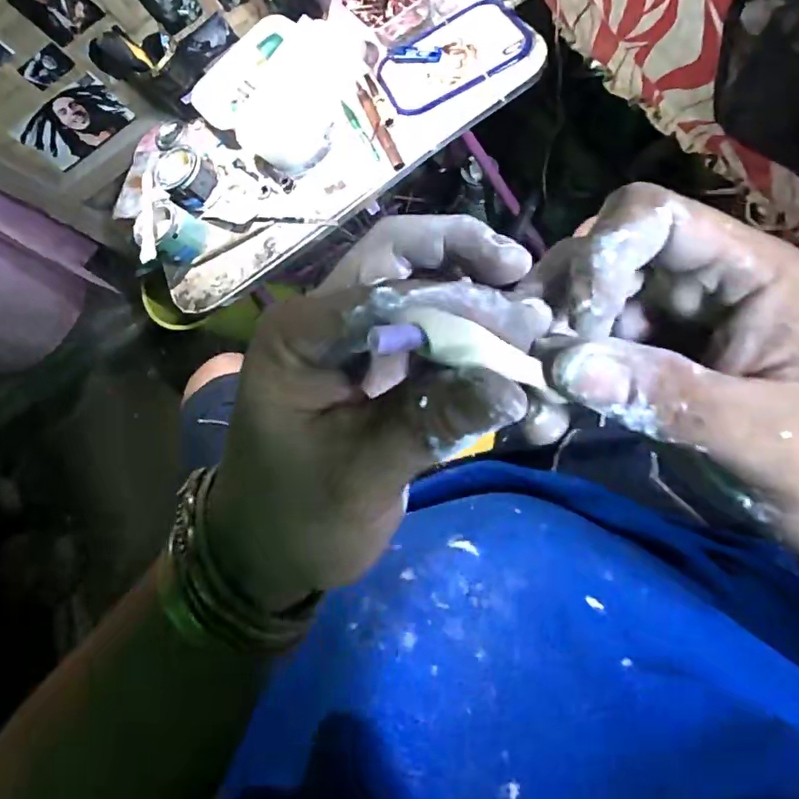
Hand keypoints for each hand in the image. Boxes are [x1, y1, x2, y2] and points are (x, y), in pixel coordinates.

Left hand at [204, 218, 549, 609]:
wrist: (267, 542)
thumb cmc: (295, 513)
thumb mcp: (359, 477)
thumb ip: (427, 425)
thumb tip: (512, 386)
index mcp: (298, 334)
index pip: (379, 291)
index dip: (451, 302)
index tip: (517, 328)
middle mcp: (321, 318)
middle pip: (395, 257)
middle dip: (460, 255)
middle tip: (523, 277)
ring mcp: (350, 336)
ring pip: (415, 283)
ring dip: (472, 291)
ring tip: (530, 319)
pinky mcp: (376, 362)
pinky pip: (427, 329)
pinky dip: (470, 334)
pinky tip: (513, 353)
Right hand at [521, 184, 798, 586]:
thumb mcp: (772, 440)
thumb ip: (670, 398)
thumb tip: (561, 365)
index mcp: (751, 274)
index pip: (653, 216)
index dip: (604, 252)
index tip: (582, 319)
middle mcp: (701, 283)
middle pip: (601, 251)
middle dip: (565, 298)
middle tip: (546, 357)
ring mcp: (671, 319)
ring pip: (582, 295)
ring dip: (555, 333)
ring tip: (545, 382)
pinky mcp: (650, 357)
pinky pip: (585, 341)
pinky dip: (561, 364)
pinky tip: (554, 399)